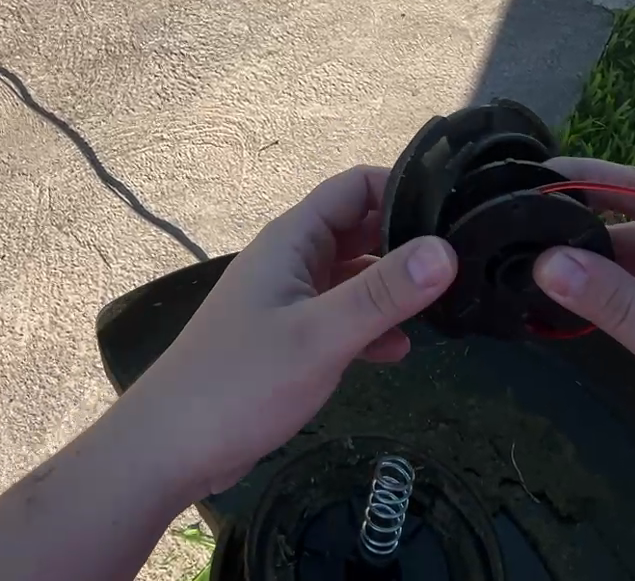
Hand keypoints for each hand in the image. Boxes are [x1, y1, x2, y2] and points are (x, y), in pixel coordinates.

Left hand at [117, 166, 456, 498]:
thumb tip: (446, 248)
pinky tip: (399, 351)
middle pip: (359, 228)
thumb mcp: (321, 335)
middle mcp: (293, 258)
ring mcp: (290, 297)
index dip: (401, 187)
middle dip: (406, 240)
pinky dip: (370, 326)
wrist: (170, 448)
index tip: (453, 210)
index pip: (354, 187)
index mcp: (294, 238)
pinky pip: (341, 316)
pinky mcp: (290, 336)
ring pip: (353, 275)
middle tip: (464, 260)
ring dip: (392, 288)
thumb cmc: (243, 381)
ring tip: (444, 306)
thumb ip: (383, 293)